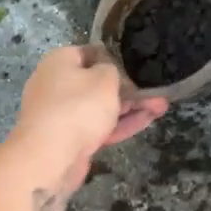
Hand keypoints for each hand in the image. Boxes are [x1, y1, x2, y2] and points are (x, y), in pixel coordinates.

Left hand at [12, 46, 168, 188]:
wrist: (49, 157)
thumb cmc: (78, 107)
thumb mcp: (105, 79)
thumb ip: (114, 70)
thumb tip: (111, 74)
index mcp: (59, 62)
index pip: (91, 52)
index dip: (117, 58)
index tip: (138, 66)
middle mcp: (56, 84)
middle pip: (97, 82)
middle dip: (130, 88)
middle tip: (156, 91)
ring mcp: (61, 114)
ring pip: (100, 107)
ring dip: (130, 107)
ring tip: (160, 107)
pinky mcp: (68, 138)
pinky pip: (97, 126)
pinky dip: (119, 124)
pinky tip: (146, 121)